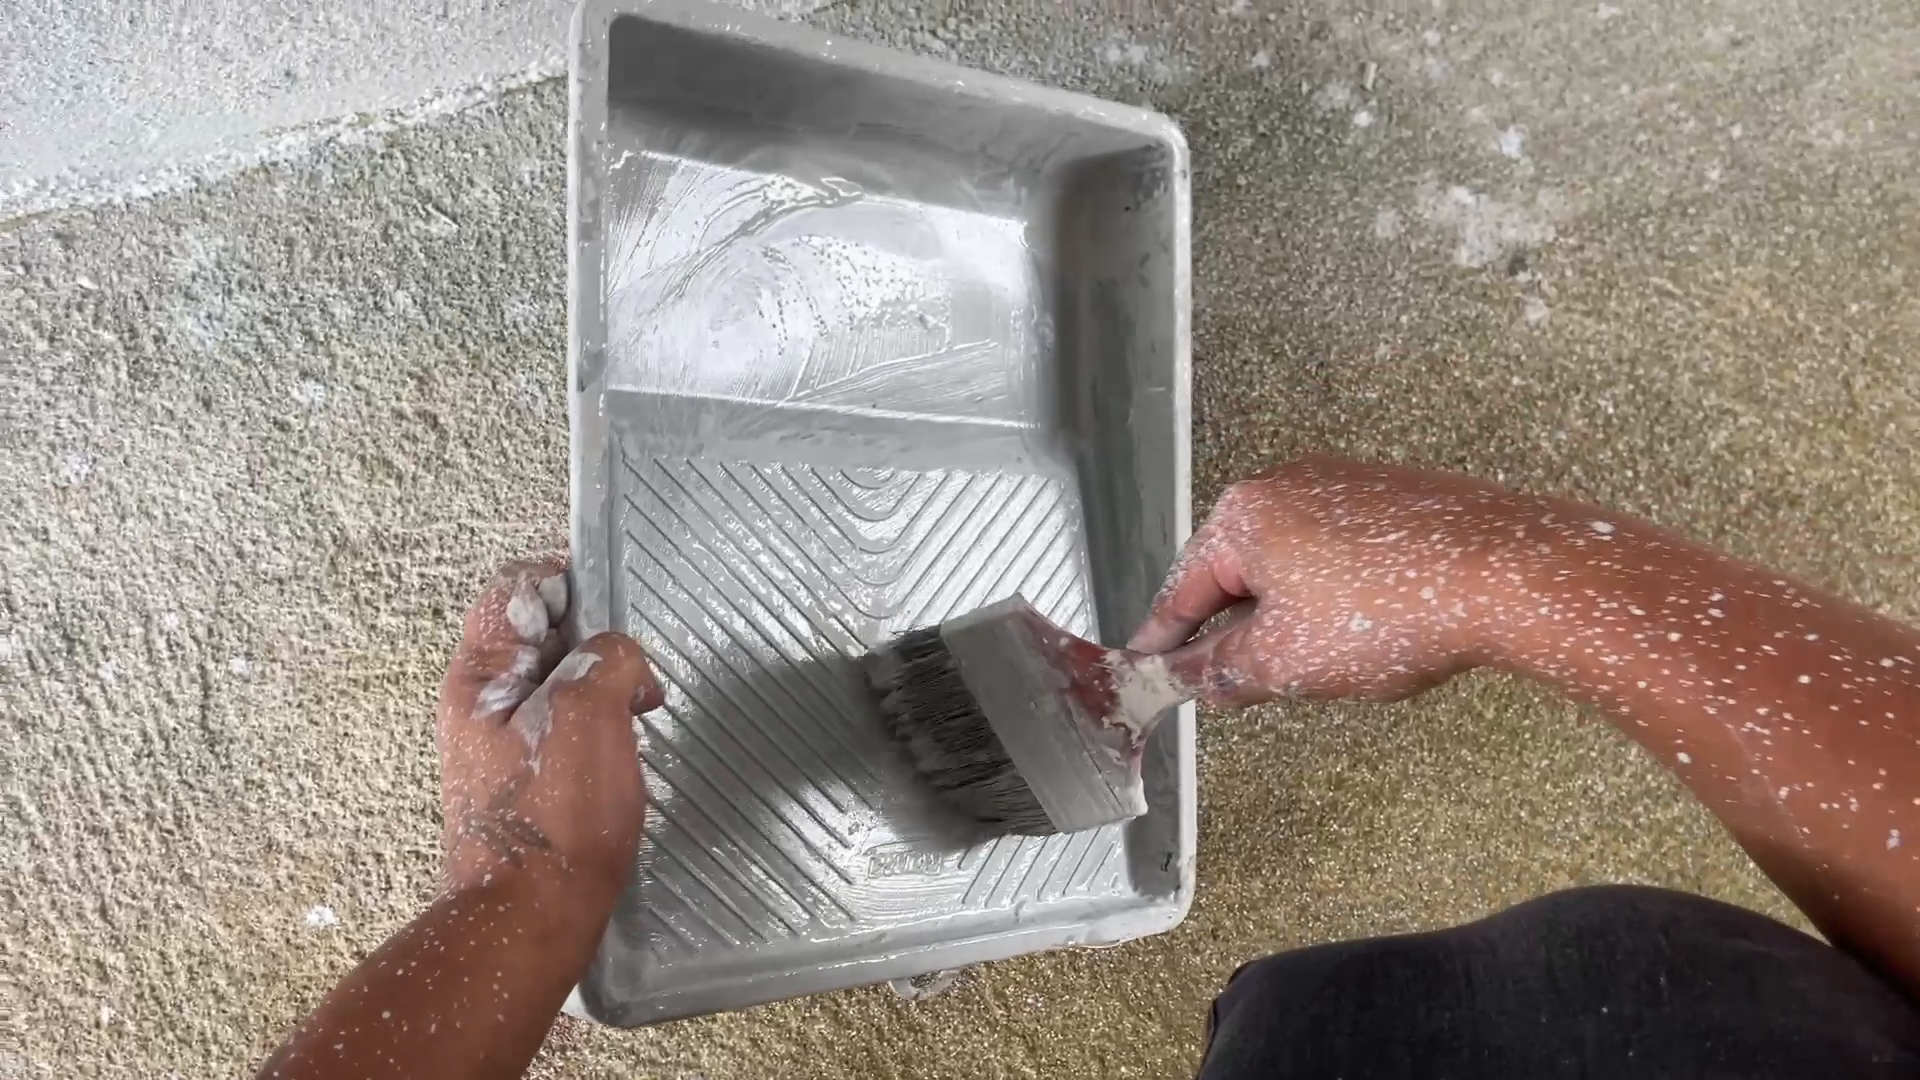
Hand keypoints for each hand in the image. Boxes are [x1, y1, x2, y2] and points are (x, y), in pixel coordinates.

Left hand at [436, 554, 662, 905]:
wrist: (535, 913)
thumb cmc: (560, 810)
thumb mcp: (590, 713)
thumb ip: (608, 658)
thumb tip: (621, 661)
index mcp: (482, 676)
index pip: (514, 589)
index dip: (566, 581)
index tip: (615, 607)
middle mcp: (484, 697)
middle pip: (542, 628)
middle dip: (596, 633)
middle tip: (635, 664)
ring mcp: (505, 734)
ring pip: (563, 671)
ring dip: (607, 673)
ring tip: (641, 699)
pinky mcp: (530, 765)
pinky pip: (571, 710)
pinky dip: (605, 706)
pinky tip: (630, 731)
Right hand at [1130, 458, 1547, 704]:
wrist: (1519, 575)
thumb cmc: (1391, 610)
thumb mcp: (1283, 660)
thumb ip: (1219, 670)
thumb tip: (1189, 679)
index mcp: (1242, 516)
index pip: (1182, 590)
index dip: (1162, 640)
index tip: (1146, 667)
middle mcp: (1282, 486)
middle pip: (1232, 573)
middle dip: (1230, 629)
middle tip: (1229, 679)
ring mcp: (1338, 483)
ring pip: (1282, 562)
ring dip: (1279, 612)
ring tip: (1305, 658)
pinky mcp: (1386, 494)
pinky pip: (1329, 547)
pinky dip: (1323, 590)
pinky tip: (1352, 623)